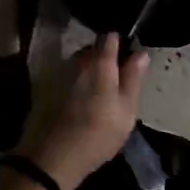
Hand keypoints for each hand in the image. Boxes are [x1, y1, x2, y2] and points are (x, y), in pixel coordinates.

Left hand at [18, 33, 147, 189]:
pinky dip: (76, 82)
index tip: (128, 56)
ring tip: (99, 94)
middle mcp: (77, 59)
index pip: (109, 36)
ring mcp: (60, 71)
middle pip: (93, 48)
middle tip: (117, 81)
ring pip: (80, 62)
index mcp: (99, 61)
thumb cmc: (99, 131)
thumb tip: (141, 53)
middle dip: (105, 58)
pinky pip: (68, 75)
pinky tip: (81, 102)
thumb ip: (133, 77)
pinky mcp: (48, 84)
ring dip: (90, 70)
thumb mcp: (127, 109)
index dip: (120, 42)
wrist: (55, 152)